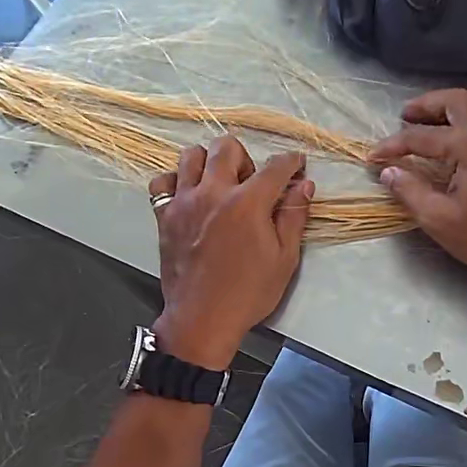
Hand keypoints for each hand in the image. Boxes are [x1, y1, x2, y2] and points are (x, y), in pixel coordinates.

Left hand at [147, 137, 313, 369]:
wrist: (203, 318)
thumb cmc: (248, 293)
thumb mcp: (284, 259)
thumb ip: (293, 217)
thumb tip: (303, 186)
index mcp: (248, 203)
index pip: (275, 167)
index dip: (291, 162)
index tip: (296, 164)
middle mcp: (213, 193)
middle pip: (227, 148)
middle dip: (246, 157)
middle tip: (253, 182)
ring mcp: (184, 202)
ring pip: (191, 156)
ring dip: (209, 163)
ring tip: (220, 185)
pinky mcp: (164, 216)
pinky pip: (163, 182)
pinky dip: (177, 181)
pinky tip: (190, 196)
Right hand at [369, 89, 466, 289]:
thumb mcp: (441, 220)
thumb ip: (410, 192)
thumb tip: (388, 171)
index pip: (420, 137)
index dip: (393, 147)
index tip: (373, 158)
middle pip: (455, 101)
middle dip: (426, 105)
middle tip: (405, 116)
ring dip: (451, 108)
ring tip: (431, 123)